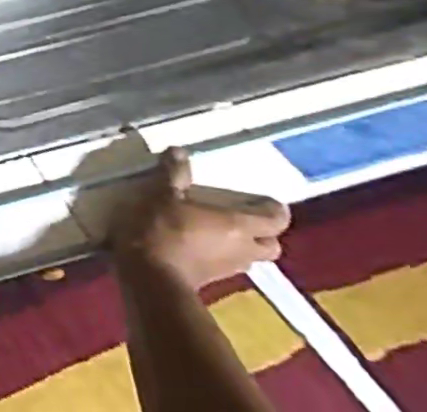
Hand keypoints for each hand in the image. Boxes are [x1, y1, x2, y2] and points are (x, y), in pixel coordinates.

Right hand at [110, 148, 290, 290]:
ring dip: (243, 244)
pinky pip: (230, 262)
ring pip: (252, 256)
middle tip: (243, 218)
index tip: (267, 201)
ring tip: (219, 230)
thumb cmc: (161, 227)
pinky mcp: (214, 277)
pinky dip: (223, 253)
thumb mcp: (161, 194)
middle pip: (271, 243)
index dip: (275, 210)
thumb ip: (173, 173)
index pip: (275, 220)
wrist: (151, 273)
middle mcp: (245, 248)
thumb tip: (180, 151)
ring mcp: (231, 266)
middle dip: (263, 232)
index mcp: (239, 225)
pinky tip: (200, 244)